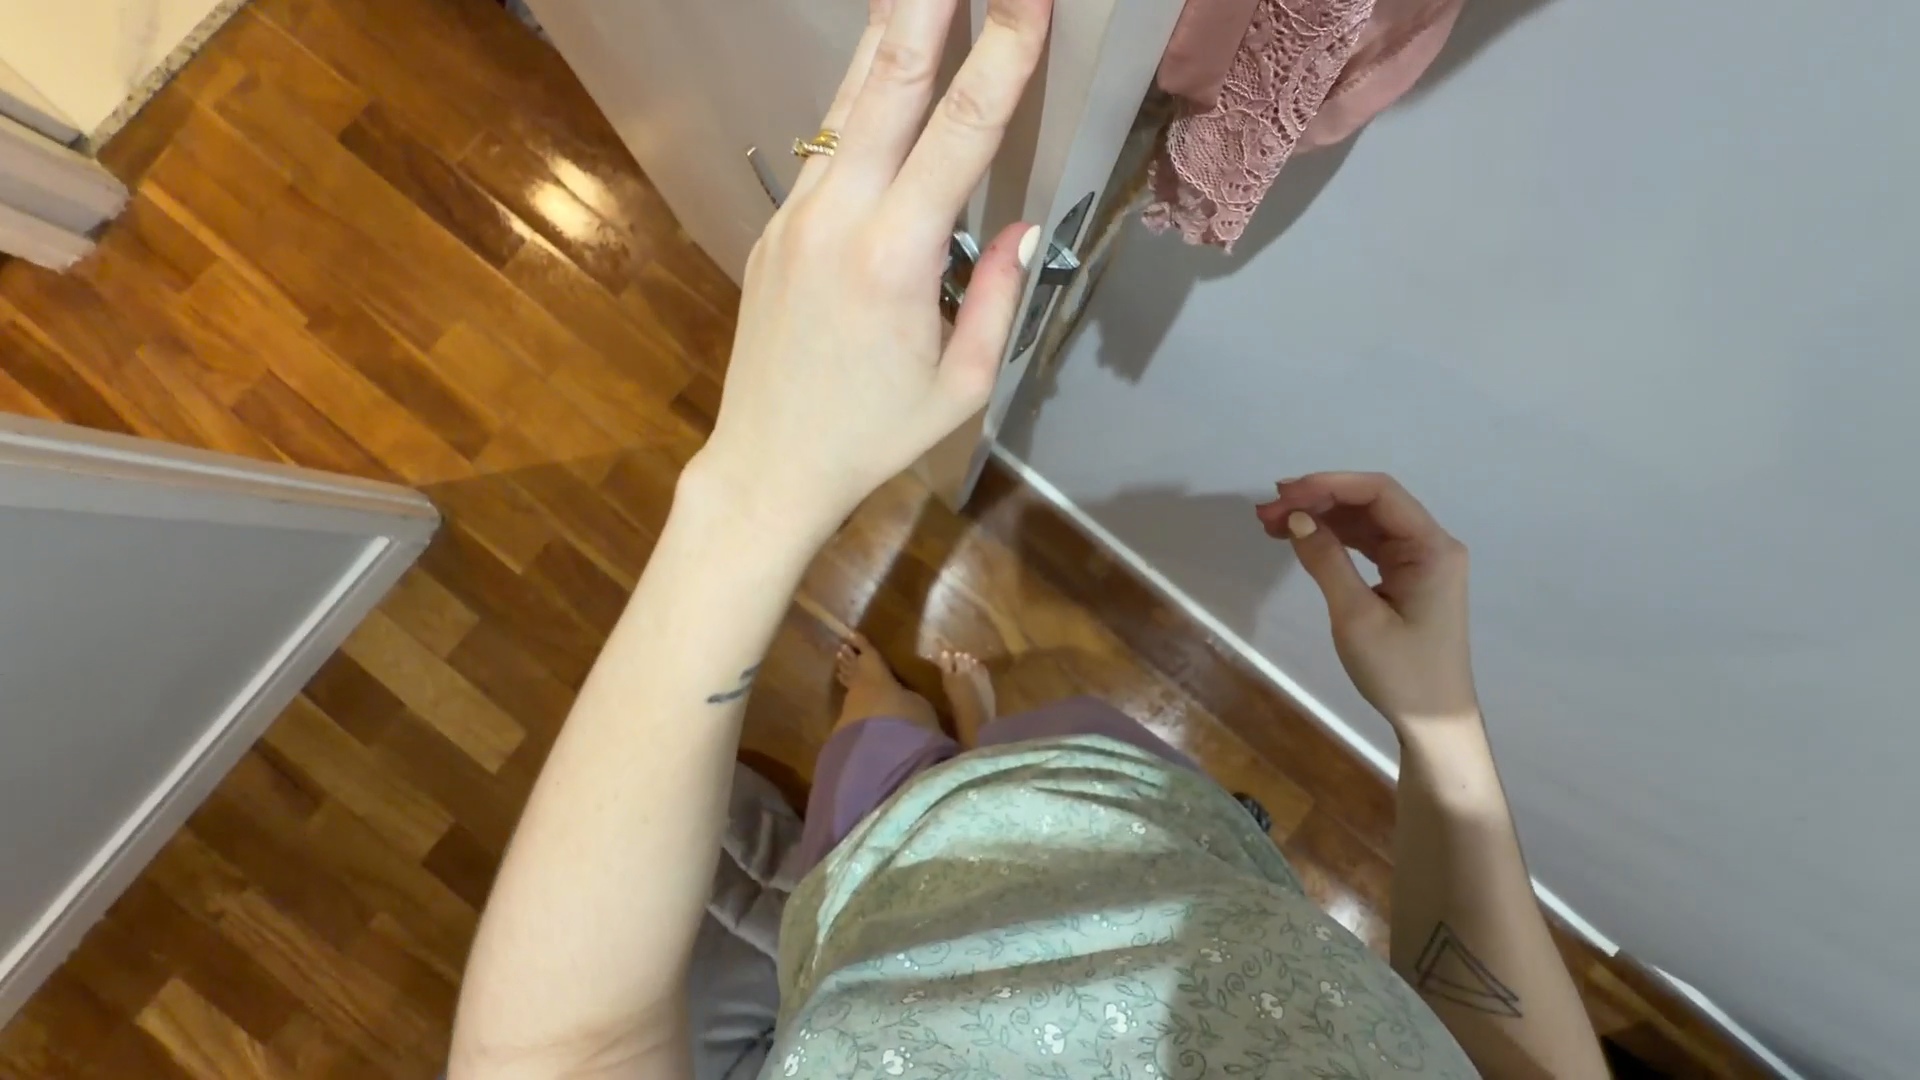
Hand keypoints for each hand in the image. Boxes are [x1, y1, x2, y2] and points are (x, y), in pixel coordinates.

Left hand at [690, 0, 1052, 543]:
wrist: (770, 462)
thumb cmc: (872, 436)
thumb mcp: (961, 385)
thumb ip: (998, 297)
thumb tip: (1021, 225)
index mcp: (894, 259)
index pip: (961, 130)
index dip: (1003, 54)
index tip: (1032, 1)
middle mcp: (836, 219)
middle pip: (887, 79)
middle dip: (930, 2)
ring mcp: (794, 217)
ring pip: (846, 99)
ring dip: (889, 31)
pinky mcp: (773, 229)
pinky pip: (823, 146)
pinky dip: (858, 98)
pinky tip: (881, 76)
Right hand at [1256, 473, 1478, 731]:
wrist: (1432, 721)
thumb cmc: (1399, 670)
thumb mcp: (1355, 616)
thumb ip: (1326, 560)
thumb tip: (1294, 517)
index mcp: (1431, 548)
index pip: (1379, 493)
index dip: (1328, 485)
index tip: (1282, 496)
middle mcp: (1429, 545)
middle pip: (1370, 502)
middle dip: (1316, 499)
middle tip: (1265, 512)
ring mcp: (1418, 560)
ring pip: (1363, 521)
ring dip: (1318, 516)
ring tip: (1270, 522)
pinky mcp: (1404, 576)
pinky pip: (1364, 542)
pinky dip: (1330, 536)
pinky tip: (1297, 538)